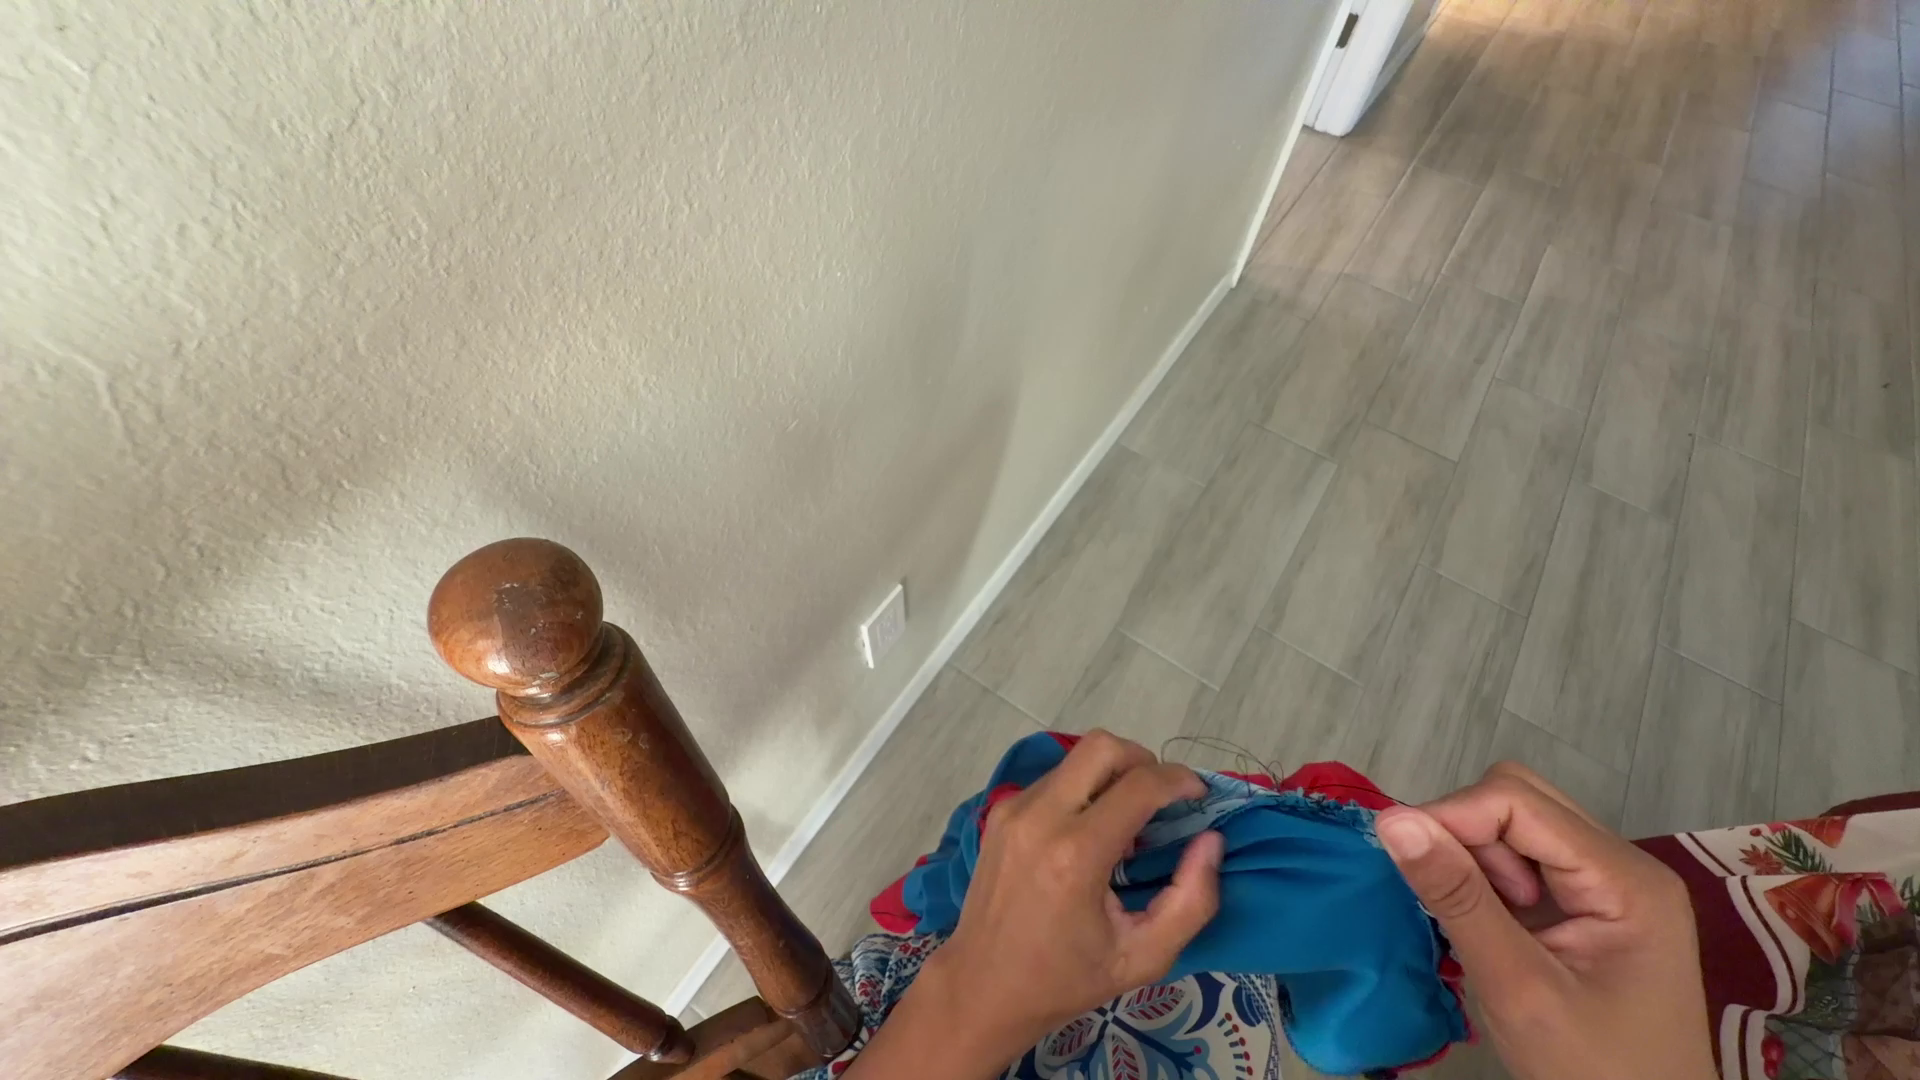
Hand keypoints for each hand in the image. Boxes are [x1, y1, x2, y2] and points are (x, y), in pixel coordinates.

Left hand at [845, 730, 1222, 1077]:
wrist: (982, 986)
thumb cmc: (1066, 978)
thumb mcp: (1144, 957)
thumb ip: (1192, 899)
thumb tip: (1210, 840)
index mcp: (1076, 854)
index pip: (1139, 785)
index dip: (1180, 780)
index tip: (1200, 796)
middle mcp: (1040, 816)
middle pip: (1102, 746)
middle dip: (1144, 760)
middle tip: (1163, 798)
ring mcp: (1013, 807)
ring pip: (1077, 757)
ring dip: (1113, 773)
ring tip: (1128, 821)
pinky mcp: (1000, 809)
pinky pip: (1055, 777)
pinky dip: (1084, 788)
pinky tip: (1091, 830)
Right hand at [1374, 762, 1716, 1079]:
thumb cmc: (1590, 1071)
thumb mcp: (1516, 987)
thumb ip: (1456, 897)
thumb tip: (1389, 819)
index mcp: (1625, 880)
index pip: (1514, 800)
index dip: (1452, 817)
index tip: (1411, 864)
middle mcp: (1622, 864)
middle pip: (1516, 797)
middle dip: (1465, 832)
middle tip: (1457, 897)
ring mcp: (1608, 882)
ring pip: (1513, 818)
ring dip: (1475, 853)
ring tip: (1482, 918)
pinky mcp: (1587, 900)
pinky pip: (1518, 851)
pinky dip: (1486, 872)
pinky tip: (1492, 920)